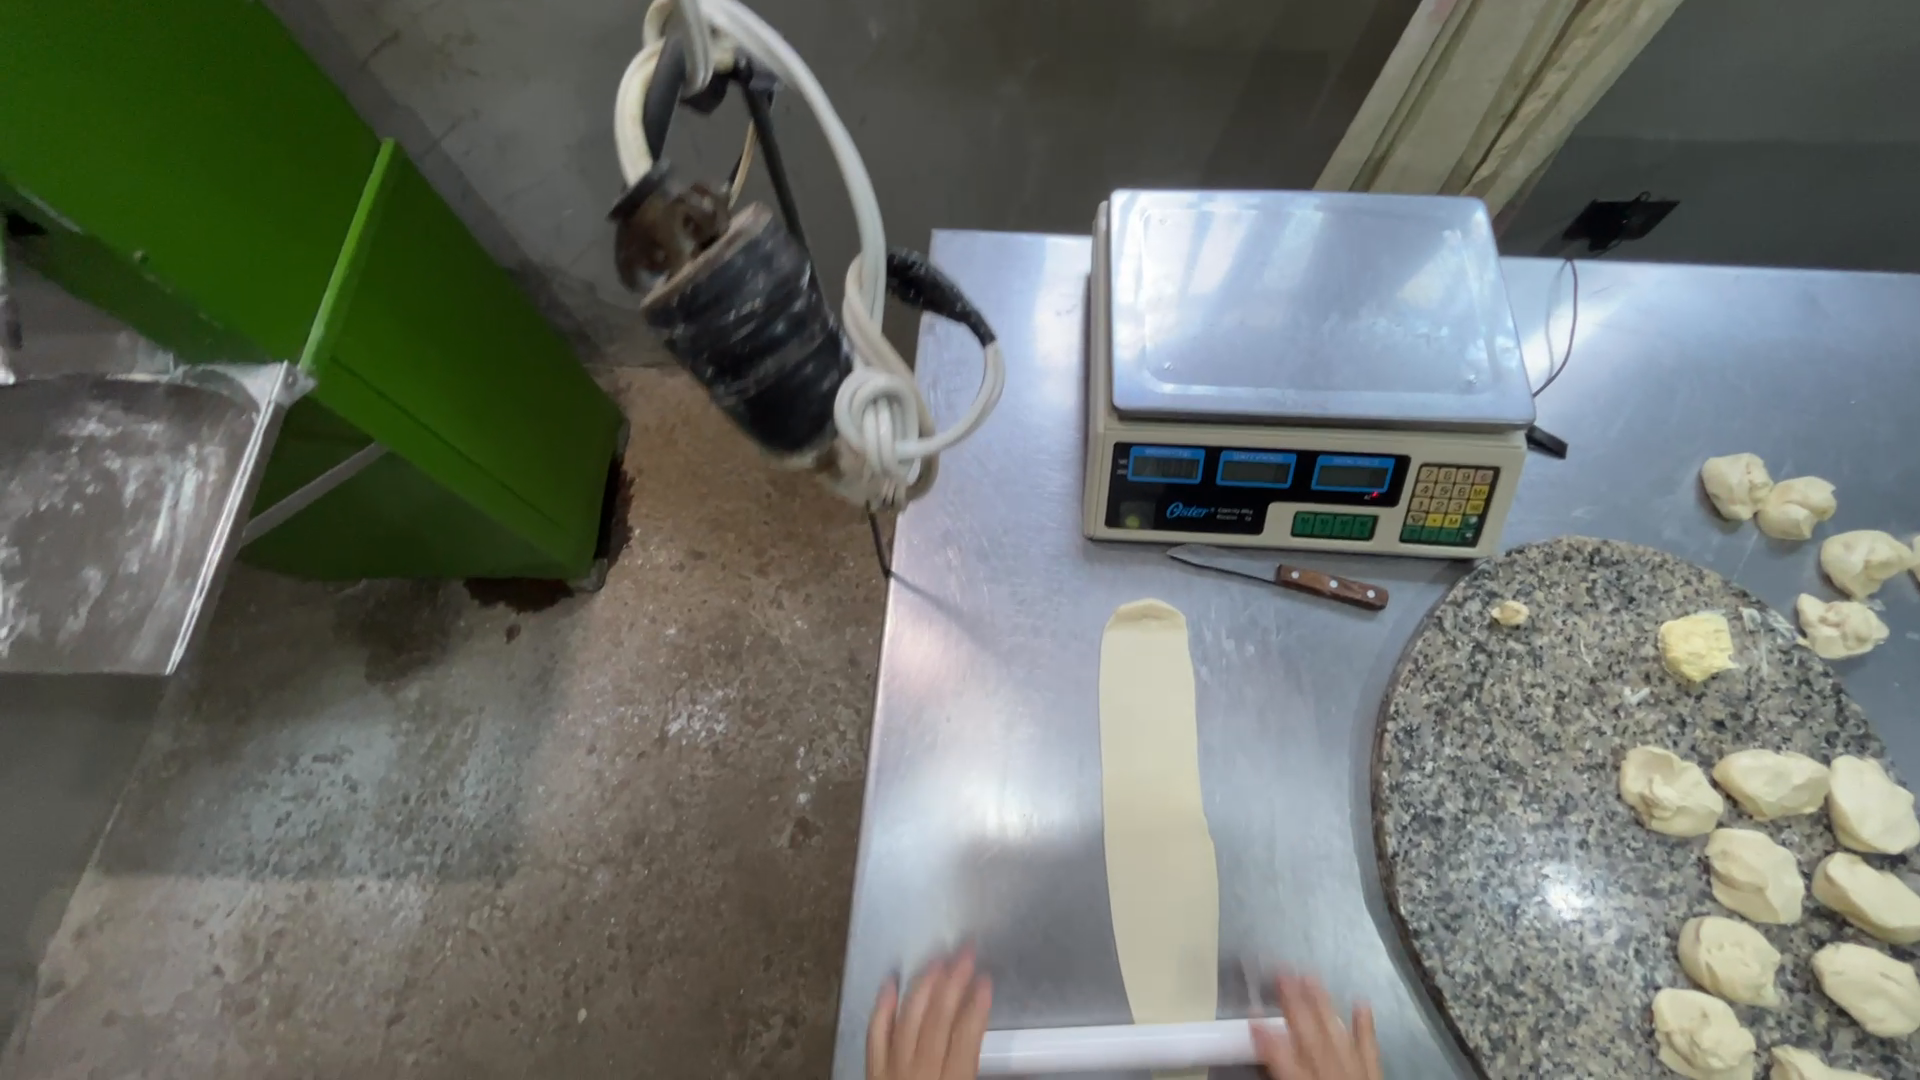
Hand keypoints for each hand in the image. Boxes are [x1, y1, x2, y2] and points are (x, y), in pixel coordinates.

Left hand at [867, 948, 993, 1079]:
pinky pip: (876, 1033)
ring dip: (923, 984)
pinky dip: (883, 1005)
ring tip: (937, 958)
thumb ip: (971, 1061)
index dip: (977, 1005)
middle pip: (937, 1019)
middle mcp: (921, 1071)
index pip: (966, 1037)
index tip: (986, 978)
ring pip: (908, 1018)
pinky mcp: (873, 1070)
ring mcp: (892, 1068)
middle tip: (966, 951)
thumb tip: (979, 1021)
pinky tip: (891, 981)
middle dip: (953, 981)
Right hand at [1253, 974, 1381, 1079]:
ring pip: (1337, 1034)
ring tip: (1310, 973)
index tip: (1251, 1004)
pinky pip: (1370, 1049)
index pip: (1281, 1053)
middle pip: (1310, 1034)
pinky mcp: (1375, 1074)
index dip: (1265, 1029)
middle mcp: (1332, 1073)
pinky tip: (1361, 1001)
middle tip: (1280, 968)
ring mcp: (1356, 1072)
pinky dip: (1365, 1025)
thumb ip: (1279, 1068)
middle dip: (1294, 1001)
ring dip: (1323, 1004)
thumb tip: (1262, 1040)